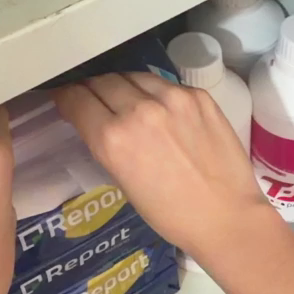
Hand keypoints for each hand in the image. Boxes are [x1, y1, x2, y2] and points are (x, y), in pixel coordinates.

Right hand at [54, 73, 278, 263]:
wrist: (227, 217)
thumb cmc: (172, 215)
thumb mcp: (124, 183)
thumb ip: (107, 146)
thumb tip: (98, 122)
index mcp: (113, 138)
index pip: (76, 99)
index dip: (66, 98)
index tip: (66, 99)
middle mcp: (139, 110)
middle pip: (102, 82)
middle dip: (93, 89)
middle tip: (95, 98)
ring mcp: (173, 99)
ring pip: (133, 76)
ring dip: (124, 85)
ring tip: (127, 99)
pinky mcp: (199, 96)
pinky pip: (166, 84)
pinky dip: (156, 92)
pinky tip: (161, 108)